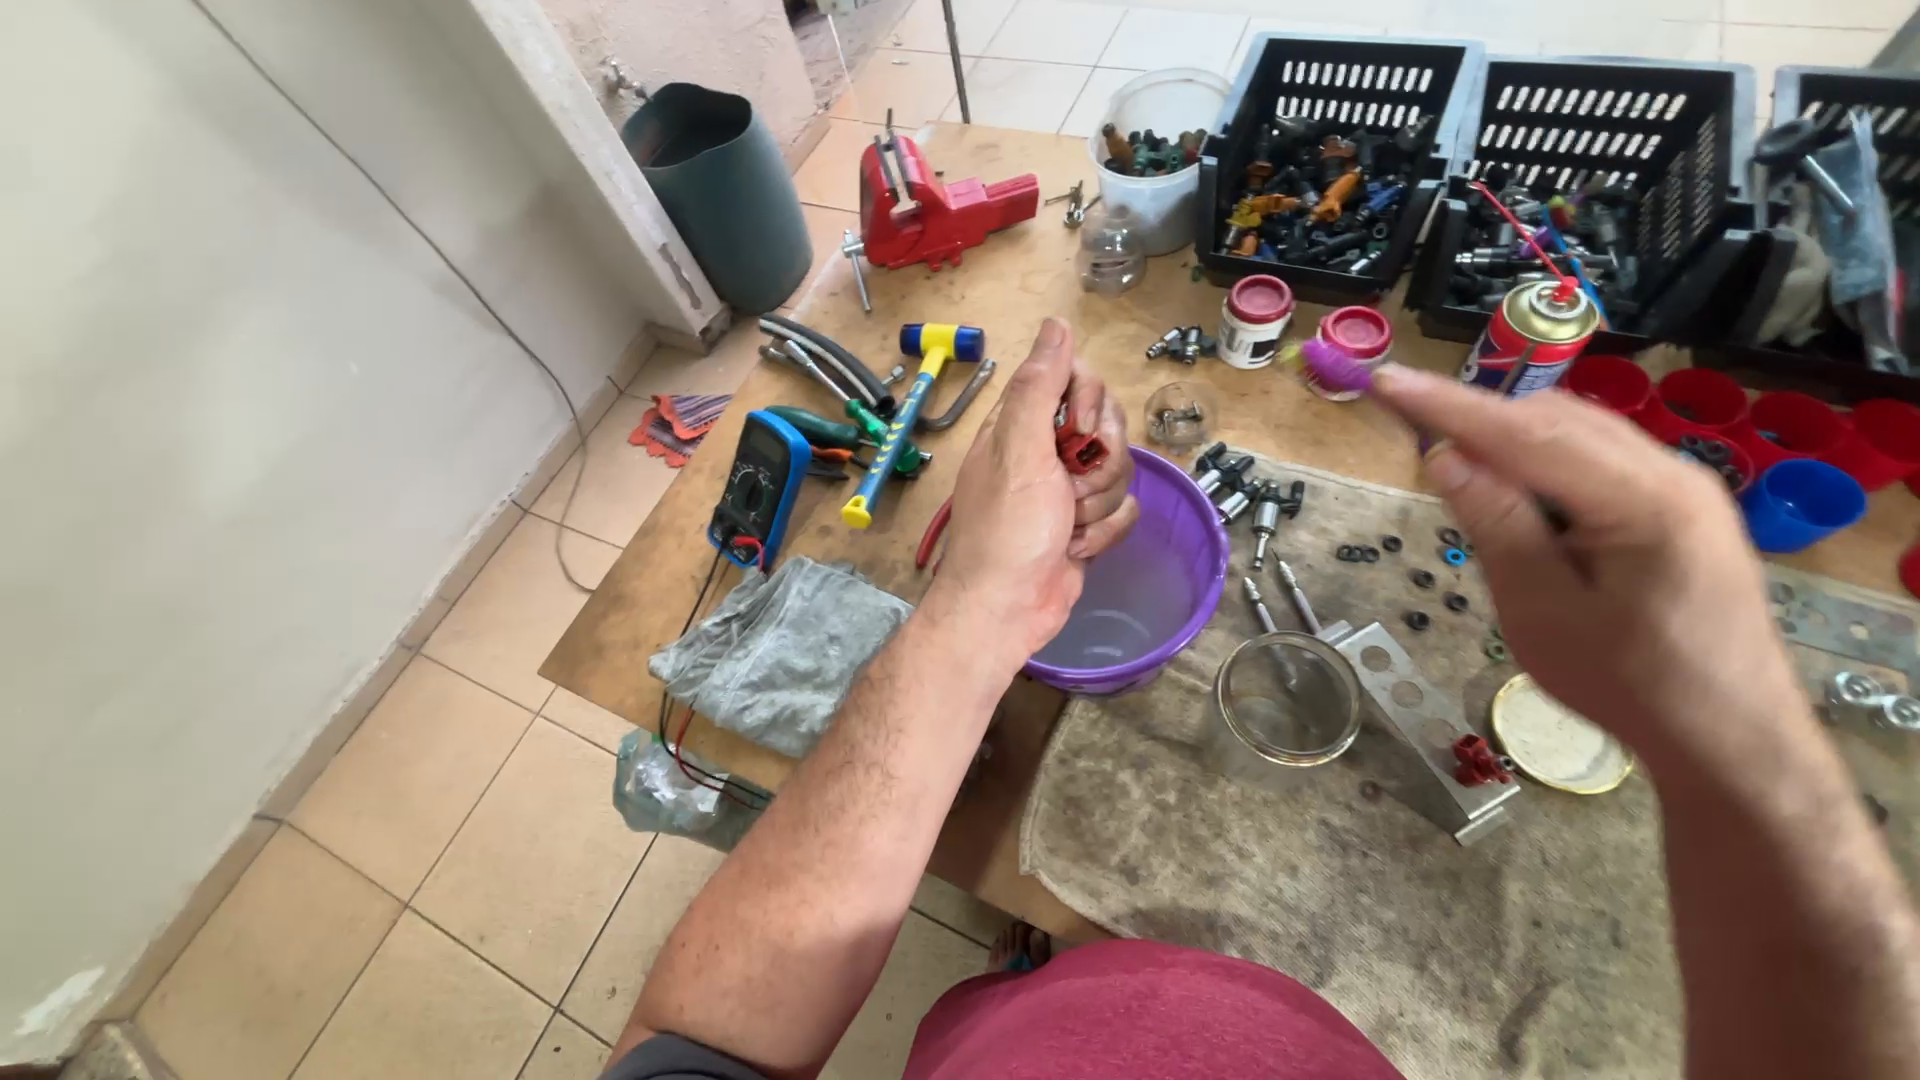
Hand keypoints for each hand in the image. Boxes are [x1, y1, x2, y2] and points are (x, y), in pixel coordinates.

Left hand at [927, 317, 1137, 658]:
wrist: (1007, 609)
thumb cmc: (1007, 530)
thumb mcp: (1019, 450)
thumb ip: (1040, 387)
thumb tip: (1056, 325)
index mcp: (1021, 424)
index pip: (1076, 379)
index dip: (1091, 402)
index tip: (1082, 431)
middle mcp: (1045, 450)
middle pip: (1107, 426)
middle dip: (1097, 464)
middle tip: (1068, 490)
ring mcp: (1067, 489)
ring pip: (1120, 470)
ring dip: (1097, 505)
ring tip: (1065, 527)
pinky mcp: (1086, 523)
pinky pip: (1123, 510)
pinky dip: (1102, 533)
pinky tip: (1074, 549)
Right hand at [1369, 365, 1810, 771]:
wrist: (1729, 735)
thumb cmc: (1626, 681)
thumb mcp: (1540, 609)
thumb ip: (1496, 523)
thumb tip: (1444, 456)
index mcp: (1641, 500)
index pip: (1525, 434)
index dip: (1447, 406)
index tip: (1387, 381)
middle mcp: (1670, 474)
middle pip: (1554, 418)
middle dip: (1475, 414)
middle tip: (1406, 423)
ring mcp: (1681, 486)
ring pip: (1576, 431)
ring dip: (1506, 434)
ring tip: (1448, 459)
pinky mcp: (1676, 505)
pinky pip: (1594, 456)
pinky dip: (1539, 456)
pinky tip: (1510, 487)